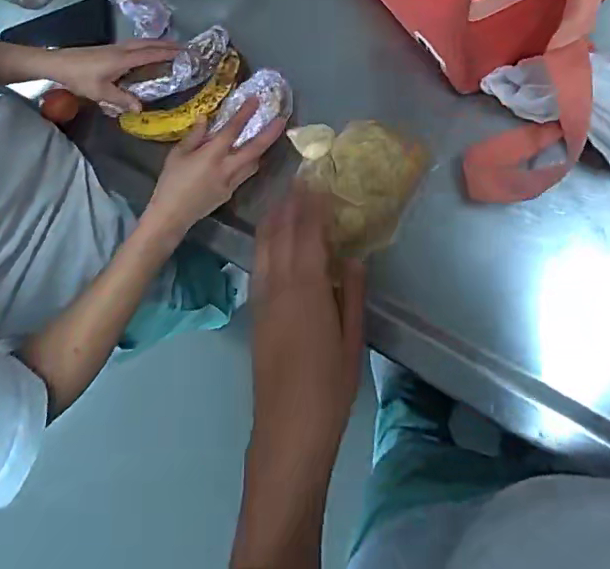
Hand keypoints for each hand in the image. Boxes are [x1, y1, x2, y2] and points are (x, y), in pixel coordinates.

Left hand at [30, 39, 180, 112]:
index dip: (168, 53)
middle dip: (167, 45)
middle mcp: (122, 49)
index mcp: (123, 58)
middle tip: (184, 47)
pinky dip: (147, 45)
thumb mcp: (100, 92)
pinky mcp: (109, 48)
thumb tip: (140, 108)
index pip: (151, 54)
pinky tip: (146, 51)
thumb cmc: (79, 77)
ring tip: (170, 47)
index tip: (185, 52)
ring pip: (142, 42)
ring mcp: (115, 47)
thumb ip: (121, 99)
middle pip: (149, 44)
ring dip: (157, 43)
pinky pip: (135, 44)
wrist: (57, 63)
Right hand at [142, 100, 284, 233]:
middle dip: (271, 134)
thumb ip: (194, 135)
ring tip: (267, 138)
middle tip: (282, 120)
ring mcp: (232, 182)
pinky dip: (248, 164)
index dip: (246, 113)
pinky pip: (245, 174)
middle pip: (255, 149)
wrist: (172, 216)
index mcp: (212, 155)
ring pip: (254, 163)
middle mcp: (227, 167)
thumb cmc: (170, 182)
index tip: (256, 99)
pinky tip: (244, 159)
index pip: (233, 130)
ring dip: (262, 150)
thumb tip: (205, 118)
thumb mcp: (177, 154)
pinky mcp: (230, 193)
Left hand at [251, 185, 366, 459]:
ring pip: (263, 246)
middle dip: (289, 204)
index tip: (319, 182)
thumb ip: (353, 293)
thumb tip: (353, 258)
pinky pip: (260, 264)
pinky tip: (277, 240)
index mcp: (307, 288)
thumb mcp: (352, 338)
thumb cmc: (329, 386)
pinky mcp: (255, 312)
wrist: (287, 428)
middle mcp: (279, 285)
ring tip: (287, 201)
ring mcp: (262, 298)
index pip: (307, 233)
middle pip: (280, 233)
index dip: (312, 206)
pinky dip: (267, 242)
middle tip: (301, 181)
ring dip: (274, 219)